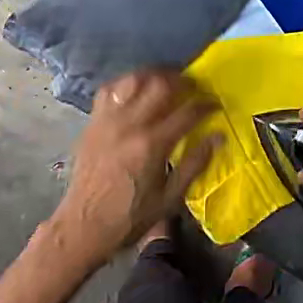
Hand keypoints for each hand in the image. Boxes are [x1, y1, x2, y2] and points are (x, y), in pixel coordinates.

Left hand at [42, 70, 219, 272]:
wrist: (83, 227)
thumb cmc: (131, 216)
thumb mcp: (171, 197)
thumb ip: (196, 163)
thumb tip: (219, 136)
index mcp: (152, 145)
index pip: (187, 111)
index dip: (206, 104)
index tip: (215, 104)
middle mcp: (129, 125)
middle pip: (160, 85)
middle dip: (183, 81)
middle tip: (194, 87)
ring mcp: (108, 121)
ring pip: (133, 80)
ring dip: (154, 75)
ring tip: (167, 80)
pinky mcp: (93, 123)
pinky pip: (110, 90)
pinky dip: (127, 83)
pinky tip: (137, 89)